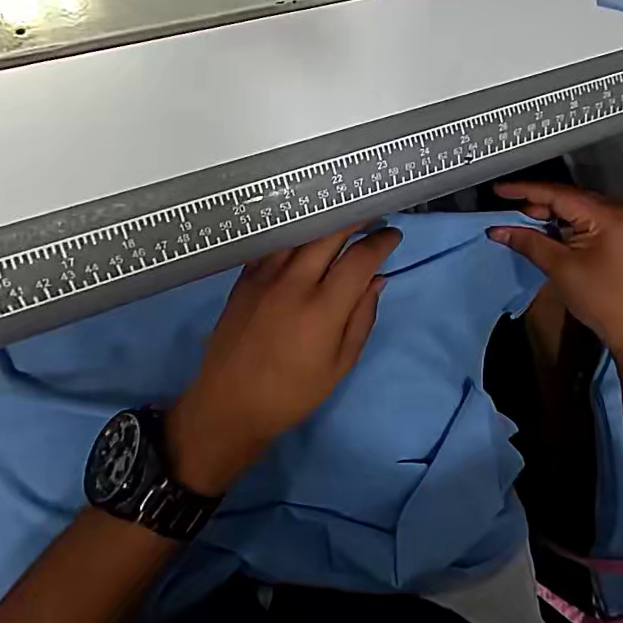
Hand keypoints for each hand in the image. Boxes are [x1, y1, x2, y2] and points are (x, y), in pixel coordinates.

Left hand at [167, 224, 402, 495]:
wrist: (229, 404)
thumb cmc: (291, 393)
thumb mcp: (339, 365)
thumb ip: (362, 318)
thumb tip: (377, 280)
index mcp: (322, 310)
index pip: (359, 260)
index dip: (381, 242)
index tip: (393, 235)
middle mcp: (294, 284)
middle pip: (329, 234)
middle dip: (356, 220)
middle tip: (372, 217)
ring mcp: (265, 277)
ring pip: (300, 233)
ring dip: (325, 223)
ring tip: (341, 221)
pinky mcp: (244, 279)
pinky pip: (274, 245)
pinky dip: (294, 236)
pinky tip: (303, 237)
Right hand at [488, 182, 622, 356]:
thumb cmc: (603, 300)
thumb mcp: (559, 267)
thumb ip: (528, 241)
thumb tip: (499, 229)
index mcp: (608, 215)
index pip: (558, 194)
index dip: (525, 191)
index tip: (500, 190)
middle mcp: (620, 210)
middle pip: (568, 198)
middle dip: (536, 206)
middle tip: (509, 217)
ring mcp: (622, 221)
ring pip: (575, 208)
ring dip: (549, 216)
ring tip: (523, 226)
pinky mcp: (620, 233)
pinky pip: (585, 219)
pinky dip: (563, 224)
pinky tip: (546, 232)